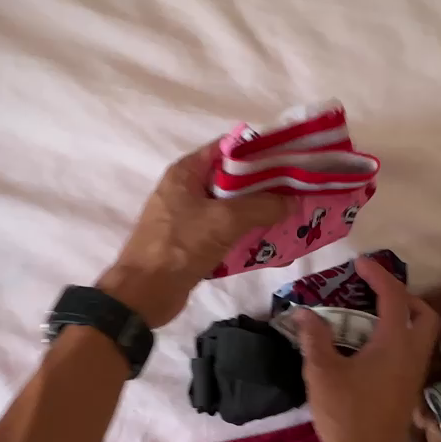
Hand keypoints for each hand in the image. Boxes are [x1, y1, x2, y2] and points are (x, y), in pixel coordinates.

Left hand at [98, 143, 288, 327]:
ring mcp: (186, 217)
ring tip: (288, 216)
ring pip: (229, 207)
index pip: (228, 148)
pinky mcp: (190, 242)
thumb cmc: (181, 247)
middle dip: (263, 185)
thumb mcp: (225, 220)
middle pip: (231, 178)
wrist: (145, 293)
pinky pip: (222, 231)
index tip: (289, 160)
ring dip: (255, 212)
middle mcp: (185, 189)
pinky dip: (242, 234)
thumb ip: (261, 206)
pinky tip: (267, 241)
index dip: (259, 151)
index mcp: (187, 171)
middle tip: (295, 191)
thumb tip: (291, 201)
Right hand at [294, 257, 440, 441]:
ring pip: (422, 336)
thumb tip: (305, 313)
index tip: (360, 264)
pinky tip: (371, 350)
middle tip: (376, 294)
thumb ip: (314, 338)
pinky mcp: (409, 392)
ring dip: (404, 319)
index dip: (378, 275)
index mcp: (395, 343)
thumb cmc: (344, 414)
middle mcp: (413, 355)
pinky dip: (399, 340)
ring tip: (370, 320)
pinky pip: (412, 354)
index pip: (394, 297)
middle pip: (424, 314)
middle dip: (405, 297)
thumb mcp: (321, 372)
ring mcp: (414, 376)